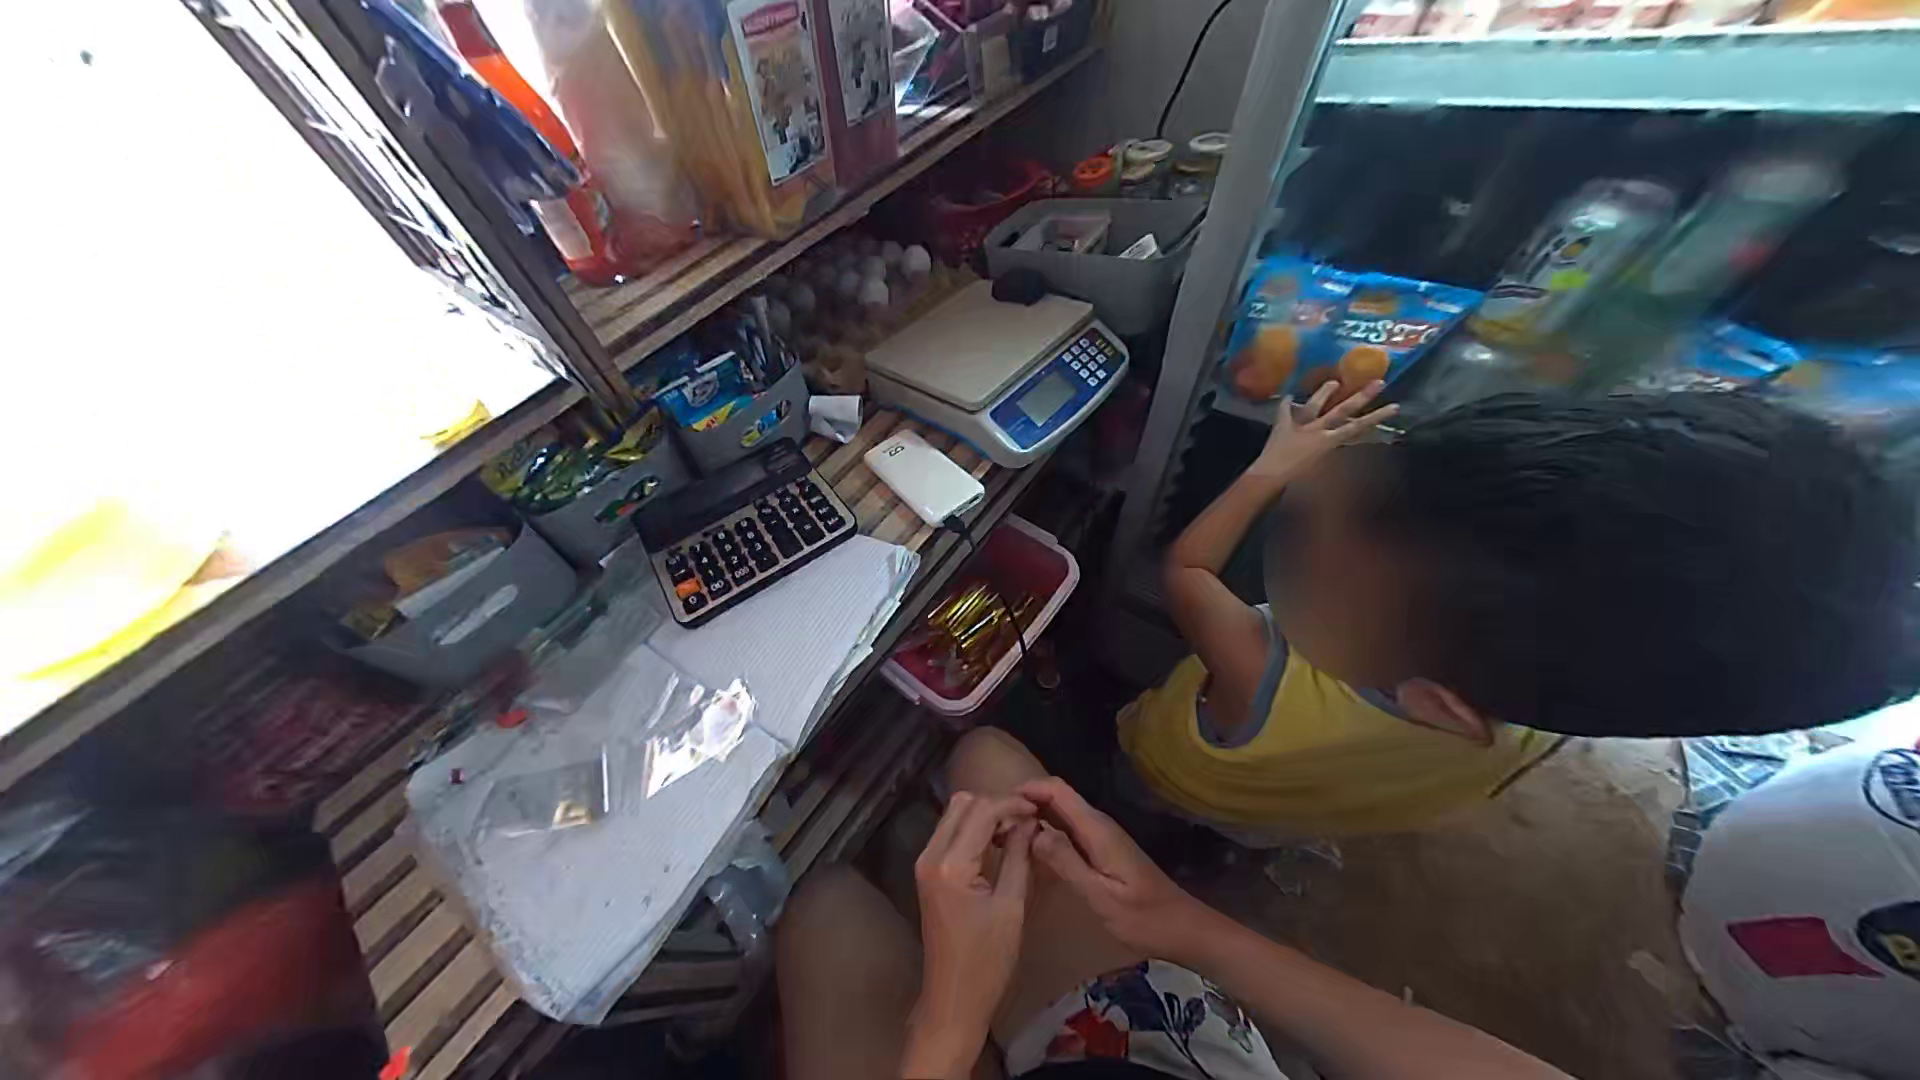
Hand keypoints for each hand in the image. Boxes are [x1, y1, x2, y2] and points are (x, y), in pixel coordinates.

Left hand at [905, 792, 1036, 1078]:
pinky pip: (951, 831)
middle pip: (962, 803)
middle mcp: (931, 855)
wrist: (952, 1002)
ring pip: (955, 814)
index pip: (981, 811)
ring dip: (984, 813)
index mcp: (951, 864)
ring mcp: (925, 861)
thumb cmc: (987, 962)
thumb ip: (1018, 856)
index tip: (1036, 809)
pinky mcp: (928, 870)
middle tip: (1025, 819)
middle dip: (995, 803)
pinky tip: (997, 841)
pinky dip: (974, 827)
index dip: (1011, 804)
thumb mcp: (1011, 907)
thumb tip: (1029, 822)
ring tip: (1015, 828)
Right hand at [1018, 777, 1221, 966]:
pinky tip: (1031, 848)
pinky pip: (1068, 828)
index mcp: (1096, 829)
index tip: (1000, 804)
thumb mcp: (1101, 897)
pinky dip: (1046, 830)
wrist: (1182, 928)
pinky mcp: (1100, 847)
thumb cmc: (1143, 917)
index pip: (1057, 790)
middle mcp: (1097, 823)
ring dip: (1034, 815)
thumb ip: (1067, 863)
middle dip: (1025, 801)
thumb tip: (1033, 832)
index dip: (1028, 788)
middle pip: (1056, 796)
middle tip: (995, 822)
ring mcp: (1099, 835)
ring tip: (1005, 833)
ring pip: (1060, 812)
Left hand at [1248, 378, 1398, 483]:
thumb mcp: (1322, 472)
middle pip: (1342, 410)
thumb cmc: (1298, 481)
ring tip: (1333, 381)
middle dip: (1361, 397)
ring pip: (1313, 405)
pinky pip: (1283, 412)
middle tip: (1379, 382)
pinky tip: (1286, 394)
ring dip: (1324, 393)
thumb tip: (1341, 447)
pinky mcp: (1280, 428)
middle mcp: (1316, 430)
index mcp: (1329, 442)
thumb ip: (1332, 458)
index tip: (1394, 406)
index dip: (1377, 417)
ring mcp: (1298, 427)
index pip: (1358, 427)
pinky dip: (1285, 404)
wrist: (1269, 478)